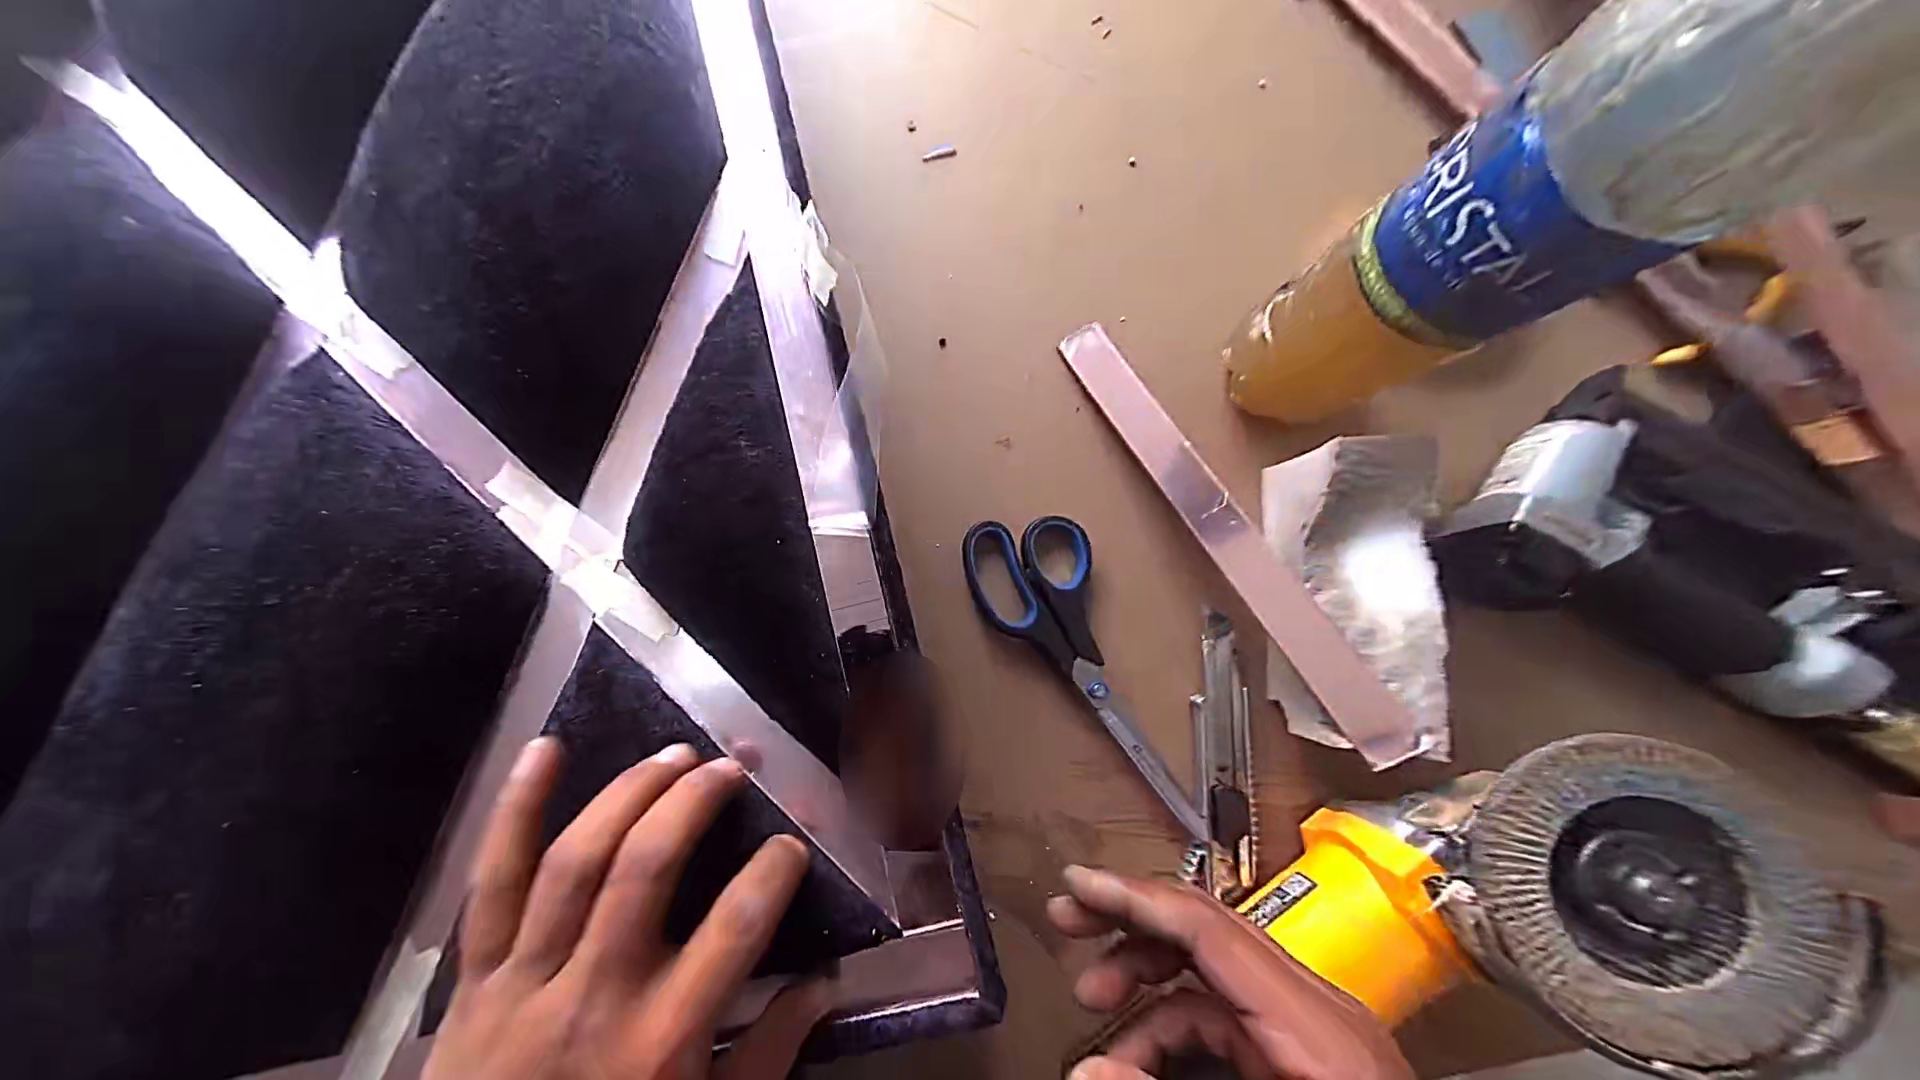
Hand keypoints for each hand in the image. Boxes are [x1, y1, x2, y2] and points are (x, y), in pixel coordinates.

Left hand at [423, 737, 833, 1079]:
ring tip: (675, 756)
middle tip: (731, 767)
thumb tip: (825, 982)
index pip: (734, 931)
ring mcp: (524, 982)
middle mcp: (594, 998)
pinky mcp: (473, 979)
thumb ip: (771, 1054)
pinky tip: (547, 749)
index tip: (793, 841)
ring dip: (629, 794)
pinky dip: (515, 811)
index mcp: (661, 1042)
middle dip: (695, 803)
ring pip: (575, 862)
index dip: (773, 871)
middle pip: (645, 871)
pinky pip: (491, 884)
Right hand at [1050, 866, 1414, 1079]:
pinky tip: (1134, 1058)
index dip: (1134, 897)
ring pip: (1206, 964)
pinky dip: (1168, 1023)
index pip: (1208, 925)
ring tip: (1090, 995)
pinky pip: (1219, 1013)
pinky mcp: (1299, 1050)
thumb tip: (1088, 1073)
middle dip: (1128, 916)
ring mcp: (1308, 1026)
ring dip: (1142, 972)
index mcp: (1317, 1028)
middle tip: (1067, 916)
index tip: (1078, 883)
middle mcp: (1314, 1008)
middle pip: (1203, 925)